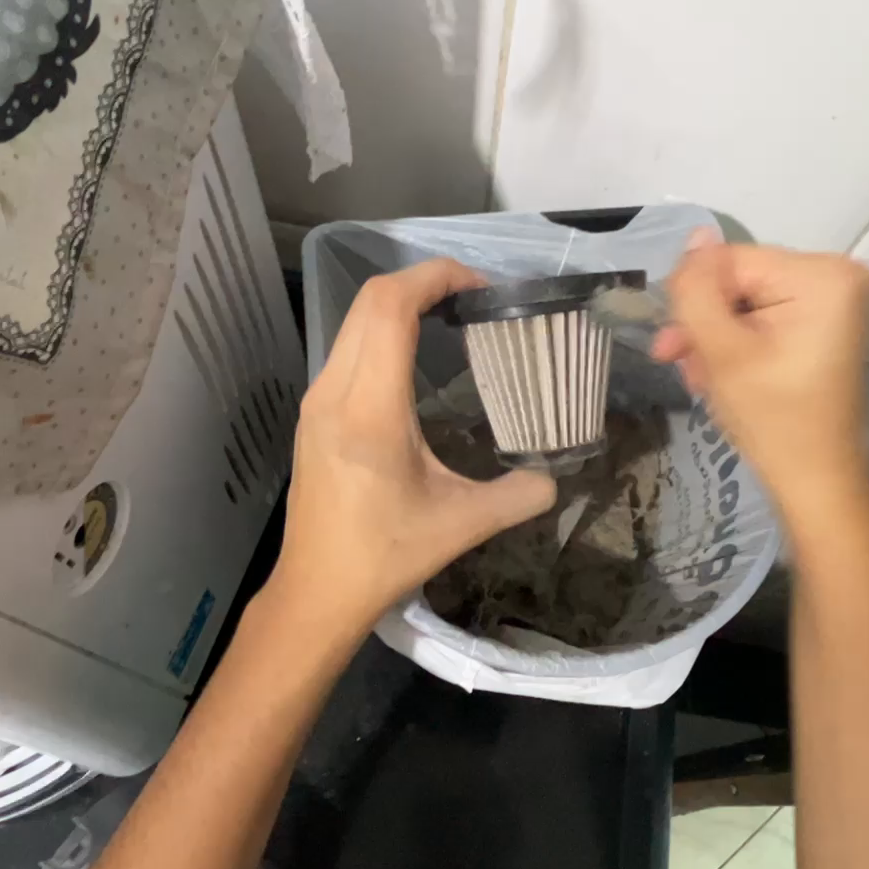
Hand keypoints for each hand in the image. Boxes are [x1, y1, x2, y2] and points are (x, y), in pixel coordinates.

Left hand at [271, 260, 556, 638]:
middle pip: (369, 302)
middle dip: (422, 282)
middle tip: (473, 299)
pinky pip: (349, 348)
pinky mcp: (313, 414)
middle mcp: (335, 392)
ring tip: (450, 320)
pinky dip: (383, 331)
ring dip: (400, 306)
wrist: (315, 591)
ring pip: (355, 322)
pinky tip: (416, 359)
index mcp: (370, 410)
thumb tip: (555, 478)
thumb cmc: (384, 556)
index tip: (480, 286)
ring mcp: (317, 401)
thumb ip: (517, 497)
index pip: (391, 308)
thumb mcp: (461, 525)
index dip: (434, 278)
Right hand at [650, 230, 868, 508]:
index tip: (669, 347)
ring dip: (713, 338)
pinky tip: (720, 374)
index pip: (731, 262)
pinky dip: (736, 344)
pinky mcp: (824, 323)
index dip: (693, 300)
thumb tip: (694, 236)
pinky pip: (763, 317)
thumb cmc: (772, 419)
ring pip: (744, 302)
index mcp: (822, 277)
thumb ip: (698, 292)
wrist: (815, 480)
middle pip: (739, 281)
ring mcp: (834, 300)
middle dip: (703, 323)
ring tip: (700, 378)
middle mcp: (837, 276)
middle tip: (678, 364)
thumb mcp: (722, 352)